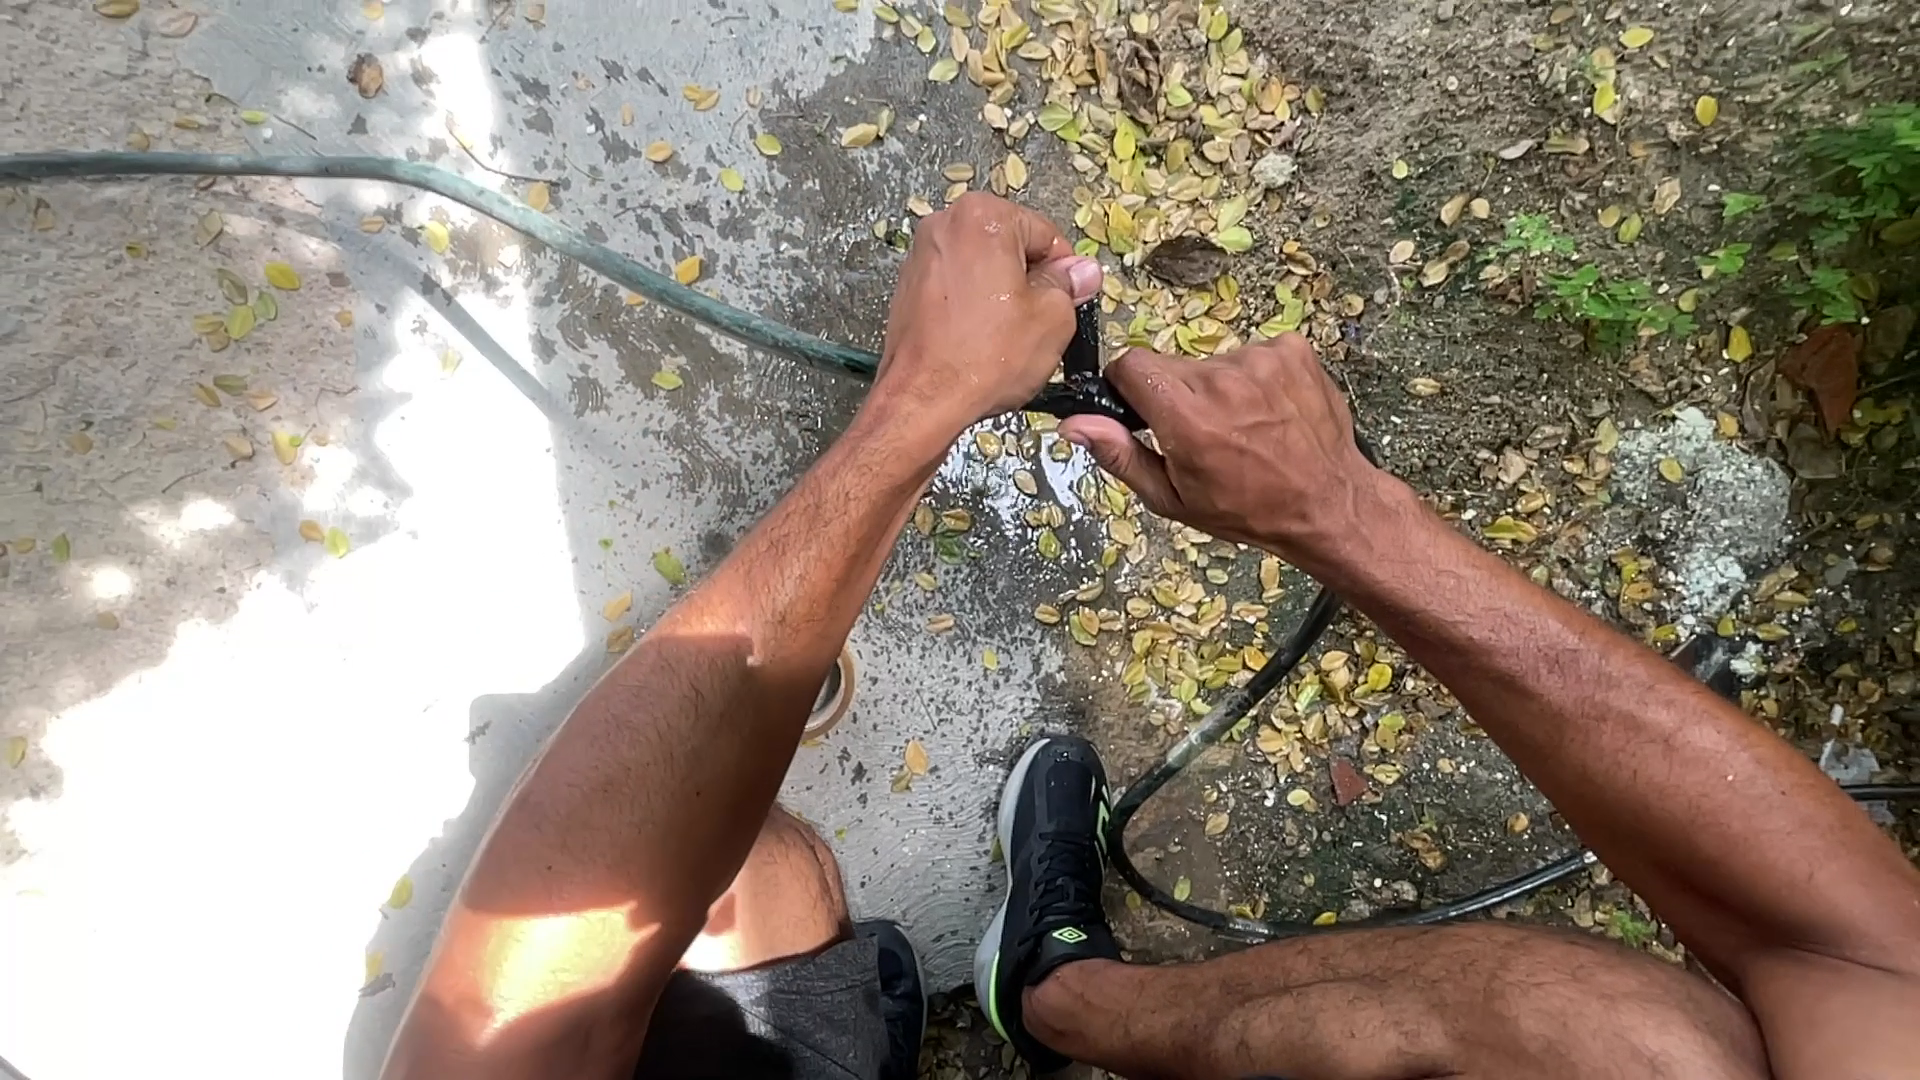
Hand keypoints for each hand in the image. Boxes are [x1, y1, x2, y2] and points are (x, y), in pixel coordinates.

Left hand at [868, 193, 1102, 437]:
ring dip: (998, 298)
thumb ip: (1069, 286)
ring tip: (1003, 338)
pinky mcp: (908, 290)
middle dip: (1027, 283)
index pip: (1045, 234)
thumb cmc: (984, 359)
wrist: (922, 400)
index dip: (1063, 271)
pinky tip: (977, 342)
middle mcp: (944, 226)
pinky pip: (955, 292)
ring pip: (981, 272)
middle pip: (1009, 249)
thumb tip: (1083, 272)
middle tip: (1034, 324)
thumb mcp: (1052, 319)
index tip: (1067, 300)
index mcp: (983, 217)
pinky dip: (970, 311)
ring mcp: (921, 257)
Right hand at [1056, 334, 1394, 571]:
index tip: (1143, 411)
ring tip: (1242, 427)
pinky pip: (1251, 355)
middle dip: (1174, 394)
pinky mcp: (1292, 350)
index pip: (1130, 364)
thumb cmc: (1244, 509)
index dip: (1129, 387)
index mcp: (1186, 415)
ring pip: (1211, 363)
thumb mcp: (1170, 497)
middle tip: (1201, 434)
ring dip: (1216, 389)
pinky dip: (1253, 379)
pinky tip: (1268, 412)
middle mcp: (1221, 378)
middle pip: (1170, 366)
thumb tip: (1074, 424)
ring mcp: (1262, 359)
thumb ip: (1119, 454)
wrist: (1328, 503)